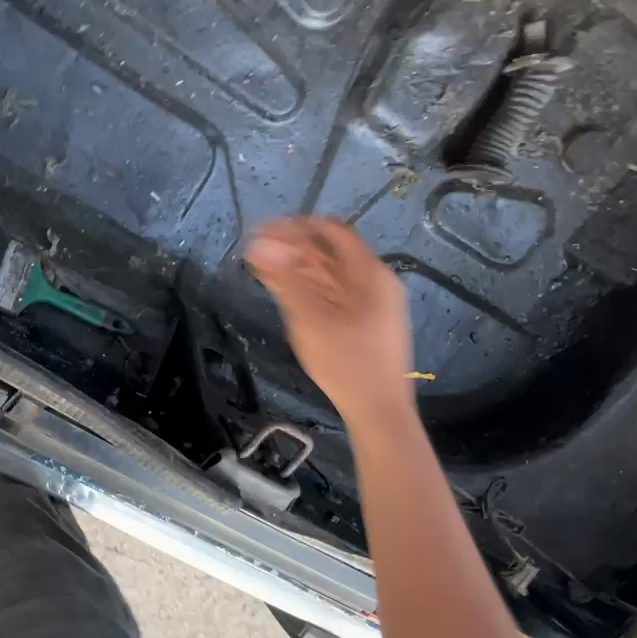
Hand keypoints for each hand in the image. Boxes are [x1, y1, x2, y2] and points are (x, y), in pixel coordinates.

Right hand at [244, 218, 415, 417]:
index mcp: (370, 274)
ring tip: (264, 268)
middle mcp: (374, 283)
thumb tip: (260, 243)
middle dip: (293, 248)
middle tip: (257, 249)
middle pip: (331, 254)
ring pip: (331, 276)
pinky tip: (287, 293)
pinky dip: (309, 289)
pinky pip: (334, 296)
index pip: (333, 232)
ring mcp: (371, 305)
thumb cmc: (347, 363)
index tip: (264, 228)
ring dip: (298, 268)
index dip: (298, 226)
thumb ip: (286, 278)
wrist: (379, 411)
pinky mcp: (364, 325)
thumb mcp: (312, 318)